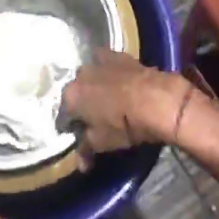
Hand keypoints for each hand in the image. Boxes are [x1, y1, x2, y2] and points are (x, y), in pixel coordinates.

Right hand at [60, 48, 195, 157]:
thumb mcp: (103, 143)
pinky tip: (119, 81)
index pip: (63, 114)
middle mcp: (78, 75)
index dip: (71, 125)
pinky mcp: (115, 54)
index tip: (80, 133)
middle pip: (76, 91)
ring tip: (110, 98)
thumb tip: (80, 164)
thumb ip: (86, 150)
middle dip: (82, 102)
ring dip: (95, 85)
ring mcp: (96, 61)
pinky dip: (109, 71)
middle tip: (96, 117)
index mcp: (70, 97)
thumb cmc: (124, 124)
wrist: (155, 99)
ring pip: (90, 75)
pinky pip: (106, 63)